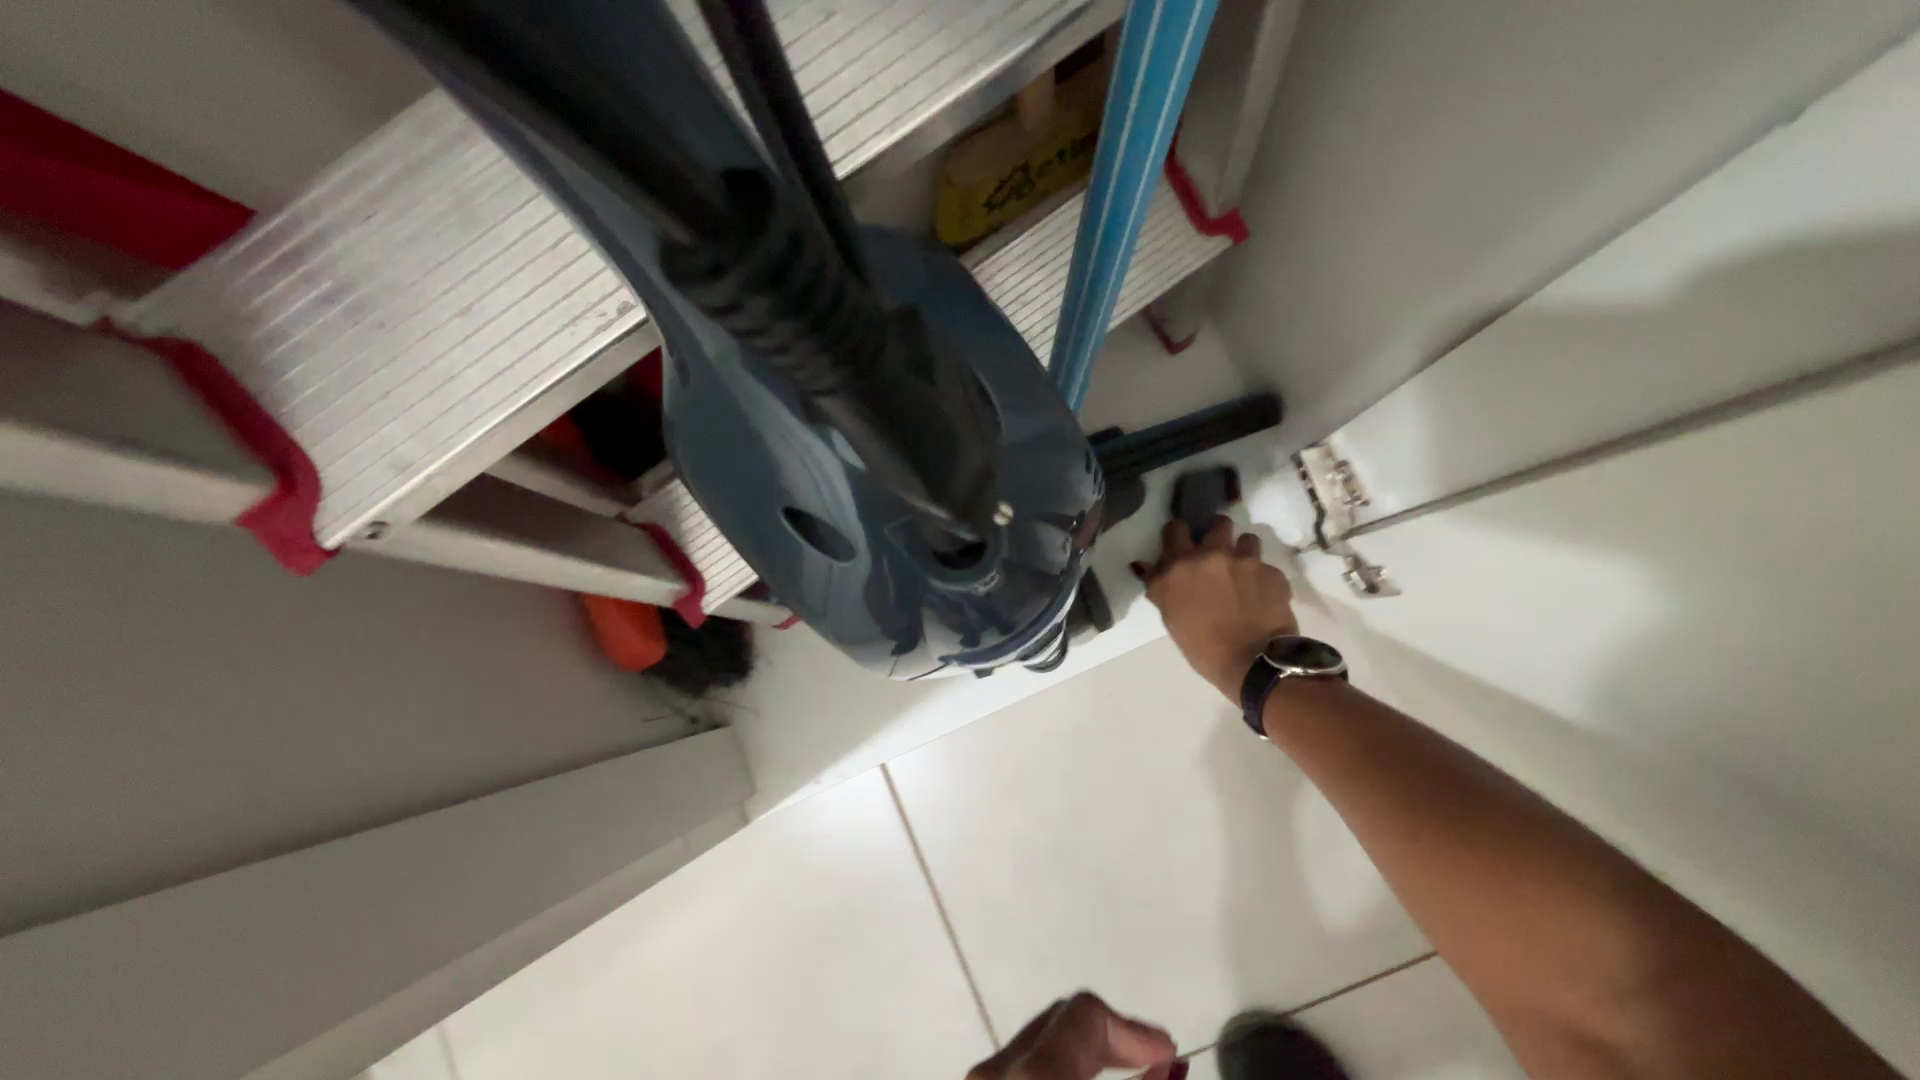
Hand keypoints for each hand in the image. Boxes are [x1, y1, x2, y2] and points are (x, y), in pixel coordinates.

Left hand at [966, 993, 1179, 1079]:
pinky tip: (1080, 1079)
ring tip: (1122, 1070)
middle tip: (1152, 1060)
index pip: (1084, 1014)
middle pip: (1061, 1021)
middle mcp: (995, 1069)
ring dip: (1085, 1053)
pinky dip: (1058, 1066)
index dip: (1134, 1030)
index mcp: (1035, 1074)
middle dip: (1112, 1037)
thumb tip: (1165, 1065)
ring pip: (1040, 1044)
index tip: (1168, 1052)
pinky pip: (1019, 1065)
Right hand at [1134, 516, 1297, 700]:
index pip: (1175, 528)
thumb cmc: (1202, 648)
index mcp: (1180, 566)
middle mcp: (1212, 554)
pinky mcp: (1273, 572)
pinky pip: (1266, 566)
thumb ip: (1159, 586)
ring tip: (1244, 574)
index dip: (1180, 534)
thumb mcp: (1170, 618)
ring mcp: (1246, 561)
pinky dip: (1263, 578)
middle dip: (1217, 534)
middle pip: (1218, 523)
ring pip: (1247, 539)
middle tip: (1218, 554)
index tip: (1184, 544)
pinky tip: (1262, 597)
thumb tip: (1147, 566)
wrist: (1253, 664)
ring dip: (1243, 553)